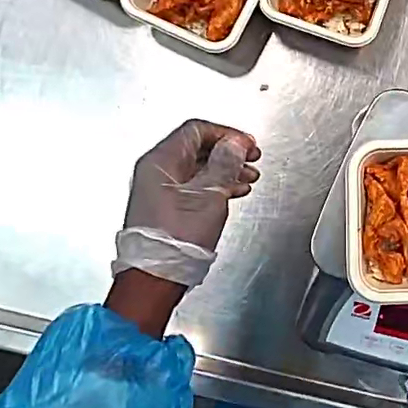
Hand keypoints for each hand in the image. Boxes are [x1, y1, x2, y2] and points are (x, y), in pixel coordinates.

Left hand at [111, 121, 261, 287]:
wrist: (157, 277)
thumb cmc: (175, 240)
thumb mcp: (209, 195)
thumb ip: (224, 164)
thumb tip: (234, 144)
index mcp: (160, 162)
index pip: (196, 131)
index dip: (227, 134)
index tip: (247, 143)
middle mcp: (156, 172)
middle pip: (198, 147)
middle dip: (229, 151)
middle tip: (251, 157)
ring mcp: (160, 190)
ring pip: (199, 167)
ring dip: (226, 169)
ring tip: (248, 176)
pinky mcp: (167, 207)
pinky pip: (196, 185)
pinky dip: (217, 184)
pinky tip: (234, 191)